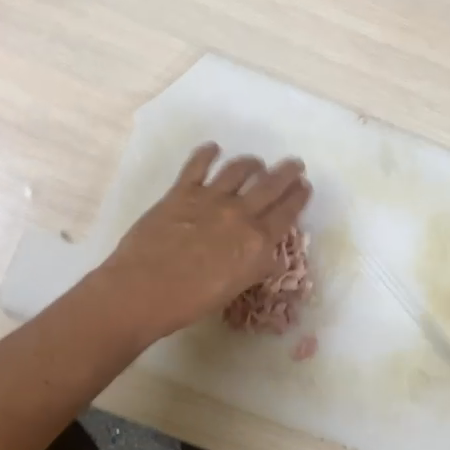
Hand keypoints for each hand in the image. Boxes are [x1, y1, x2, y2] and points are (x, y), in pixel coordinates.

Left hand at [90, 144, 310, 341]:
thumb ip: (254, 266)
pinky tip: (213, 148)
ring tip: (257, 162)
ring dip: (252, 162)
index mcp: (258, 242)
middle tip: (294, 164)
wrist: (144, 289)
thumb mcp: (235, 287)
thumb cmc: (191, 301)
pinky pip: (198, 164)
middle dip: (286, 172)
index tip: (304, 186)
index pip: (287, 213)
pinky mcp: (182, 191)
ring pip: (239, 169)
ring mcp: (210, 198)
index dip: (298, 197)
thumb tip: (265, 255)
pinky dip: (208, 153)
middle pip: (270, 185)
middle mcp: (240, 214)